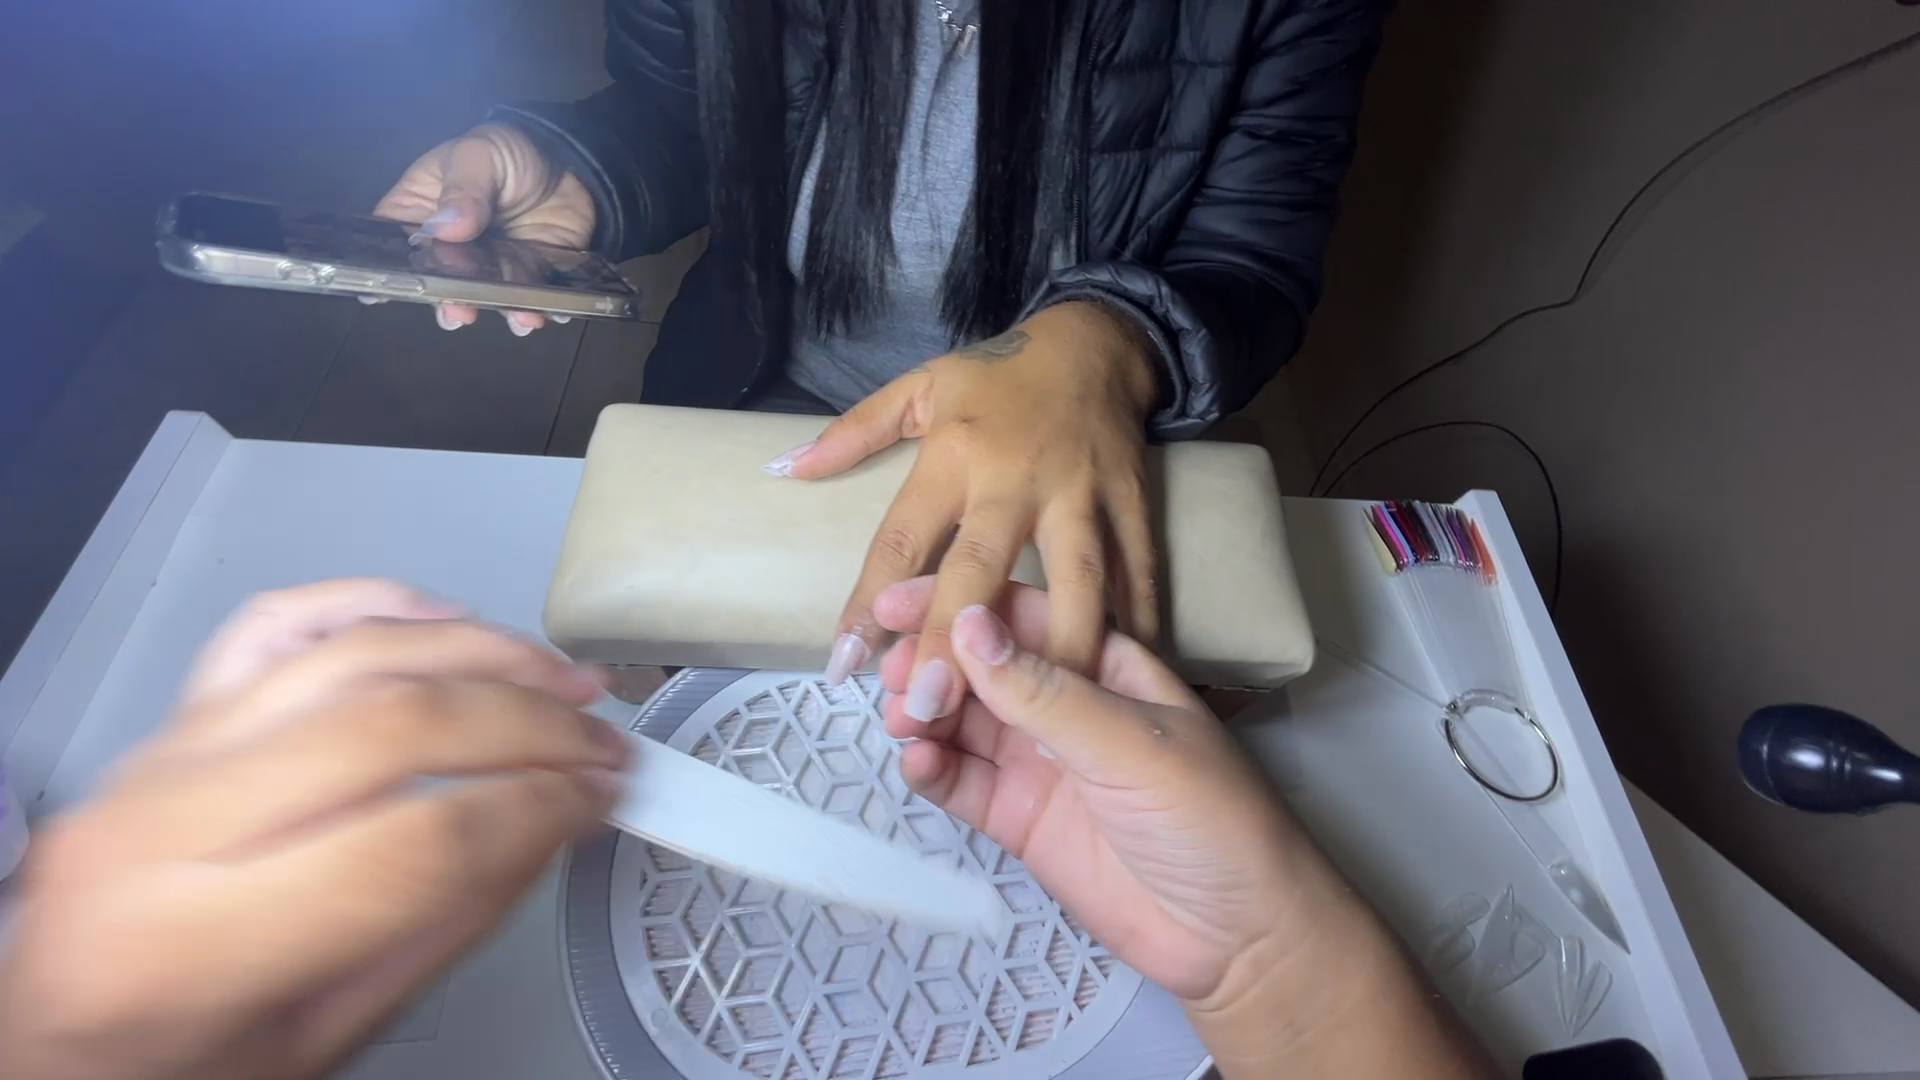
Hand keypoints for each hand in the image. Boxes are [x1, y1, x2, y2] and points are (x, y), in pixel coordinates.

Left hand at [0, 580, 626, 1079]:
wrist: (59, 1043)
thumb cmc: (201, 1058)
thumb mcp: (350, 1023)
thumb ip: (467, 906)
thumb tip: (566, 808)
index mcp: (190, 947)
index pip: (422, 840)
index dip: (542, 806)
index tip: (604, 795)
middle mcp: (163, 826)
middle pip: (400, 726)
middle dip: (535, 724)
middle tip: (602, 741)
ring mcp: (166, 749)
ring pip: (364, 653)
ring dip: (493, 655)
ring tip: (566, 679)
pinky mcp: (183, 710)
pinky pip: (286, 619)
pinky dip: (382, 601)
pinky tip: (454, 621)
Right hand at [373, 123, 595, 335]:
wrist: (565, 162)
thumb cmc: (506, 154)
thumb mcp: (478, 155)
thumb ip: (464, 190)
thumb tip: (447, 227)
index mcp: (425, 215)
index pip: (399, 245)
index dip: (393, 271)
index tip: (391, 292)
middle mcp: (460, 250)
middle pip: (451, 283)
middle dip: (456, 301)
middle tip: (461, 313)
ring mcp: (502, 267)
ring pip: (500, 295)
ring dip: (508, 310)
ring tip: (521, 319)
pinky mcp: (541, 274)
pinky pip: (544, 295)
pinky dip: (550, 306)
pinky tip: (556, 312)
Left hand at [771, 301, 1161, 731]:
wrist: (1095, 342)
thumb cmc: (999, 374)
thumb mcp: (919, 387)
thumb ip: (853, 432)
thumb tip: (782, 467)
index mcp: (954, 454)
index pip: (900, 537)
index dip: (867, 602)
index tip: (841, 665)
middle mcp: (1015, 479)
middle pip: (982, 567)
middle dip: (955, 640)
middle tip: (929, 710)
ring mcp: (1081, 493)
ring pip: (1075, 580)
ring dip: (1058, 651)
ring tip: (1042, 723)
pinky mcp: (1131, 503)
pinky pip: (1138, 569)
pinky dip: (1137, 623)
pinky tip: (1130, 679)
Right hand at [870, 578, 1317, 1000]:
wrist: (1237, 937)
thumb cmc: (1209, 817)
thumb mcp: (1128, 742)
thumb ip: (1044, 691)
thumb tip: (968, 624)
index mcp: (1100, 664)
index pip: (1019, 615)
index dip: (959, 603)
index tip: (899, 602)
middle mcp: (1062, 704)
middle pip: (982, 666)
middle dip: (933, 661)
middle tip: (894, 671)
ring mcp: (1038, 760)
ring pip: (964, 721)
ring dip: (925, 713)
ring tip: (902, 718)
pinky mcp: (1019, 815)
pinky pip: (963, 782)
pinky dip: (934, 769)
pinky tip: (920, 764)